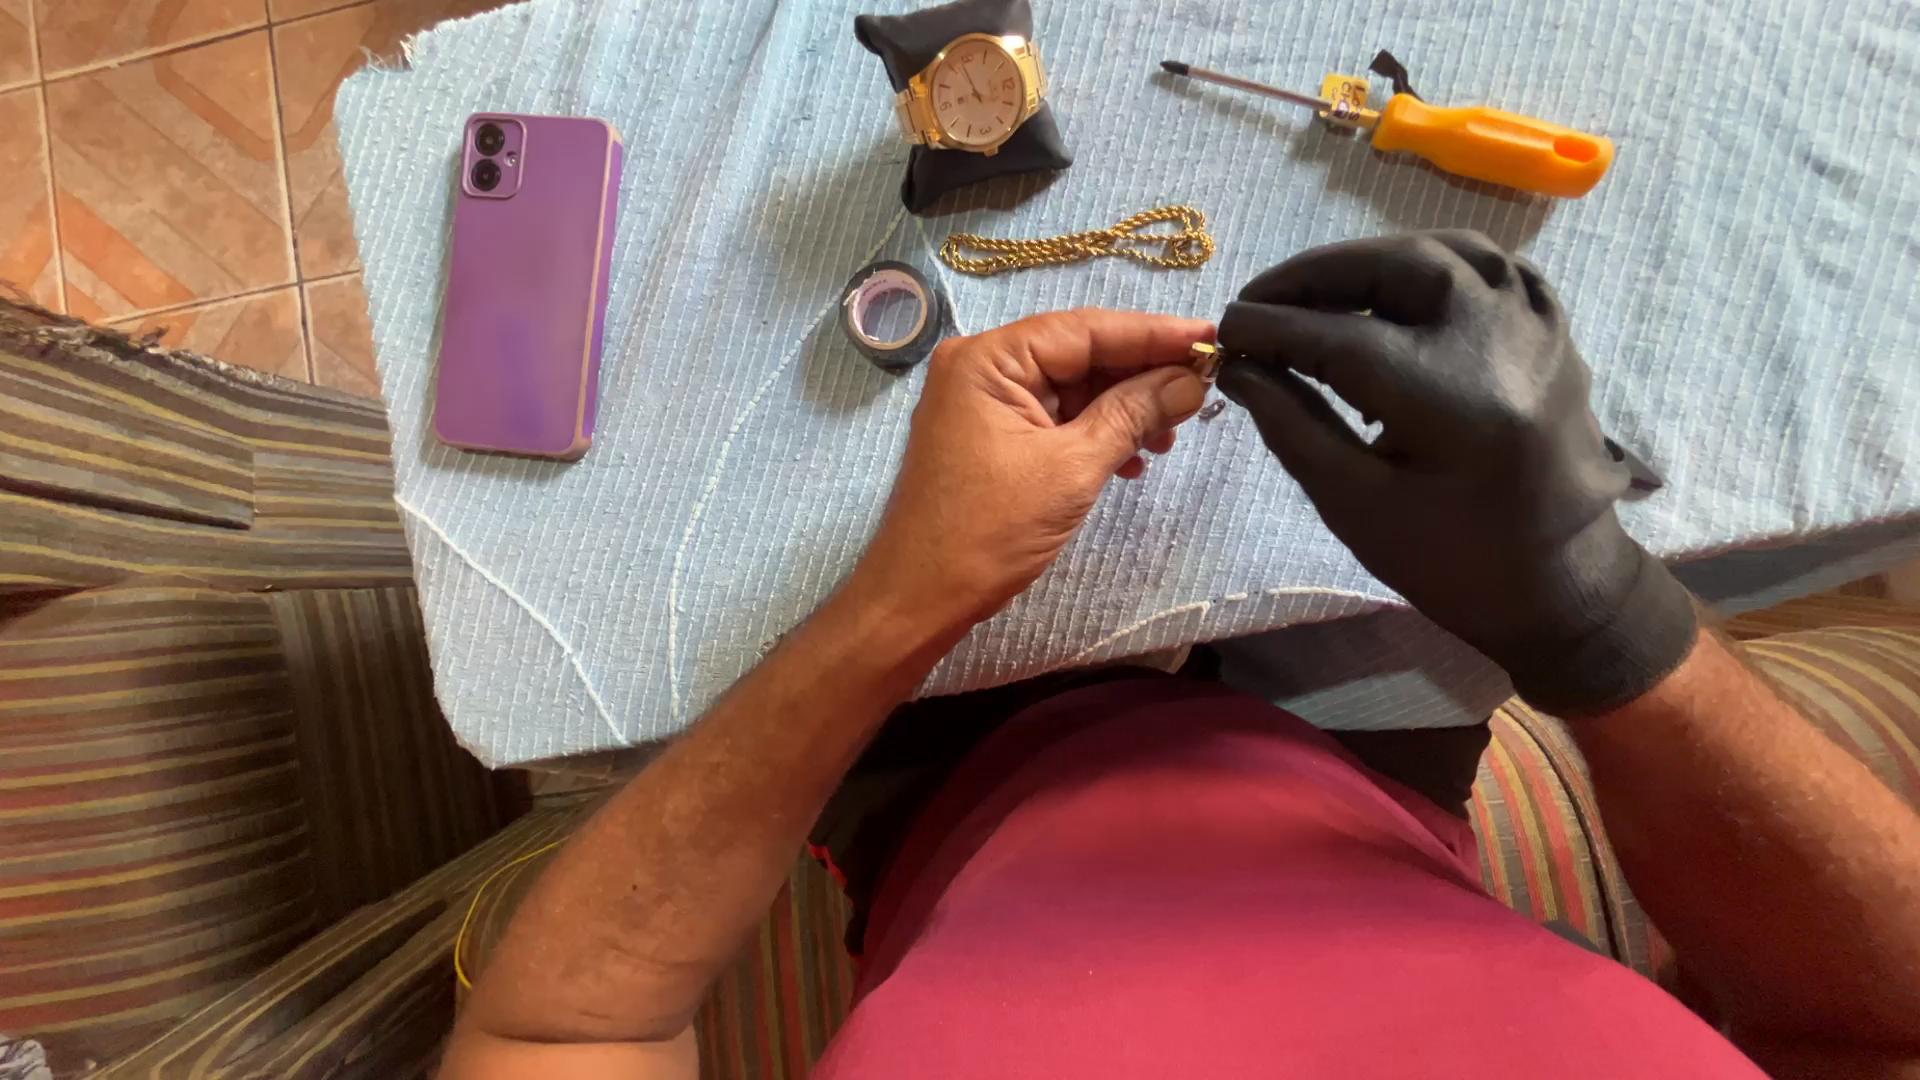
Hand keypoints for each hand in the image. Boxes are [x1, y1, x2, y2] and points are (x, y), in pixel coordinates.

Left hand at [851, 309, 1212, 632]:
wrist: (922, 596)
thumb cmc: (989, 532)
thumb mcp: (1072, 468)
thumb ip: (1133, 414)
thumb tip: (1190, 381)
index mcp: (988, 359)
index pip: (1084, 329)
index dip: (1154, 334)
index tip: (1212, 338)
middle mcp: (981, 368)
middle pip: (1077, 356)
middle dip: (1139, 379)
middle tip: (1199, 394)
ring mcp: (982, 404)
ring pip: (1069, 390)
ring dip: (1121, 413)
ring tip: (1165, 442)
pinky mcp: (989, 437)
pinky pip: (1052, 420)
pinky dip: (1092, 436)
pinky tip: (1129, 462)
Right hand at [1215, 231, 1695, 715]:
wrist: (1556, 580)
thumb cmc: (1444, 558)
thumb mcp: (1351, 503)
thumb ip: (1289, 424)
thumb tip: (1237, 369)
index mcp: (1451, 401)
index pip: (1339, 338)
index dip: (1270, 328)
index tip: (1221, 331)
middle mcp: (1502, 343)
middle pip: (1395, 267)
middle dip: (1312, 276)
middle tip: (1256, 300)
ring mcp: (1537, 327)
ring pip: (1443, 250)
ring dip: (1364, 261)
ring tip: (1309, 291)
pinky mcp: (1550, 329)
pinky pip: (1487, 265)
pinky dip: (1424, 263)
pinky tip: (1385, 290)